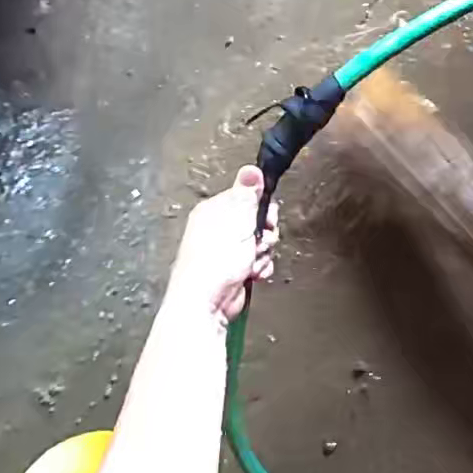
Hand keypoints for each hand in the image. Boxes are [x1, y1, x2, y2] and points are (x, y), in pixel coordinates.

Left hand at [164, 165, 278, 326]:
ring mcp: (228, 249)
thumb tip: (252, 169)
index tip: (265, 218)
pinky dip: (260, 268)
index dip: (263, 208)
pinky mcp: (236, 268)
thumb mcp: (236, 219)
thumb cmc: (214, 262)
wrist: (207, 302)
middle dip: (265, 233)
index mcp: (215, 210)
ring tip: (250, 261)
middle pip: (259, 221)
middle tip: (257, 241)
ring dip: (263, 253)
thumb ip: (246, 193)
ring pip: (262, 243)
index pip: (249, 197)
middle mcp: (220, 228)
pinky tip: (251, 273)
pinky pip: (260, 261)